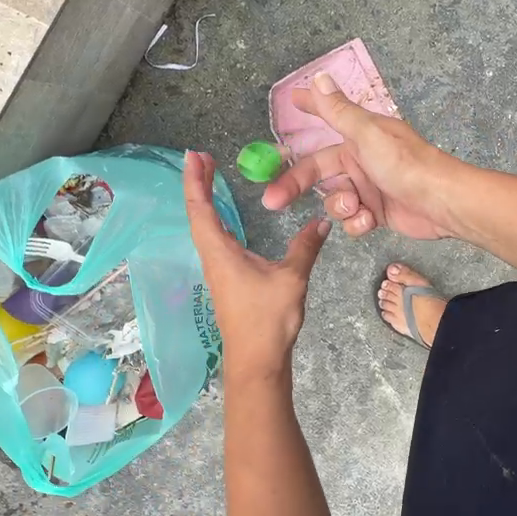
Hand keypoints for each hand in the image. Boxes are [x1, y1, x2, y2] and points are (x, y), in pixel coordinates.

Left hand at [184, 150, 329, 383]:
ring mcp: (218, 270)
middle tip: (202, 159)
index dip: (195, 181)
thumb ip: (306, 247)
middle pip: (199, 215)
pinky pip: (214, 239)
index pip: (202, 210)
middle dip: (198, 185)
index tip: (194, 156)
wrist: (257, 359)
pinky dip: (215, 219)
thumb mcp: (292, 278)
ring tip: (211, 179)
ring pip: (205, 227)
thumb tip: (322, 221)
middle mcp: (213, 258)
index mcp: (221, 253)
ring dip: (205, 201)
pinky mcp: (227, 279)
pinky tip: (225, 218)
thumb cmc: (268, 318)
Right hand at [261, 71, 465, 239]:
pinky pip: (353, 220)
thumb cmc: (406, 164)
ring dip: (340, 207)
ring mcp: (370, 187)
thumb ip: (339, 111)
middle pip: (318, 172)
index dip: (309, 109)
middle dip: (296, 185)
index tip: (291, 99)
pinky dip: (358, 223)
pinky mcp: (378, 213)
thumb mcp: (368, 134)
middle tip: (272, 200)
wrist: (441, 203)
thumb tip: (319, 78)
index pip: (327, 118)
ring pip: (334, 200)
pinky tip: (370, 221)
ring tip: (356, 207)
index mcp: (360, 135)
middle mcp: (362, 159)